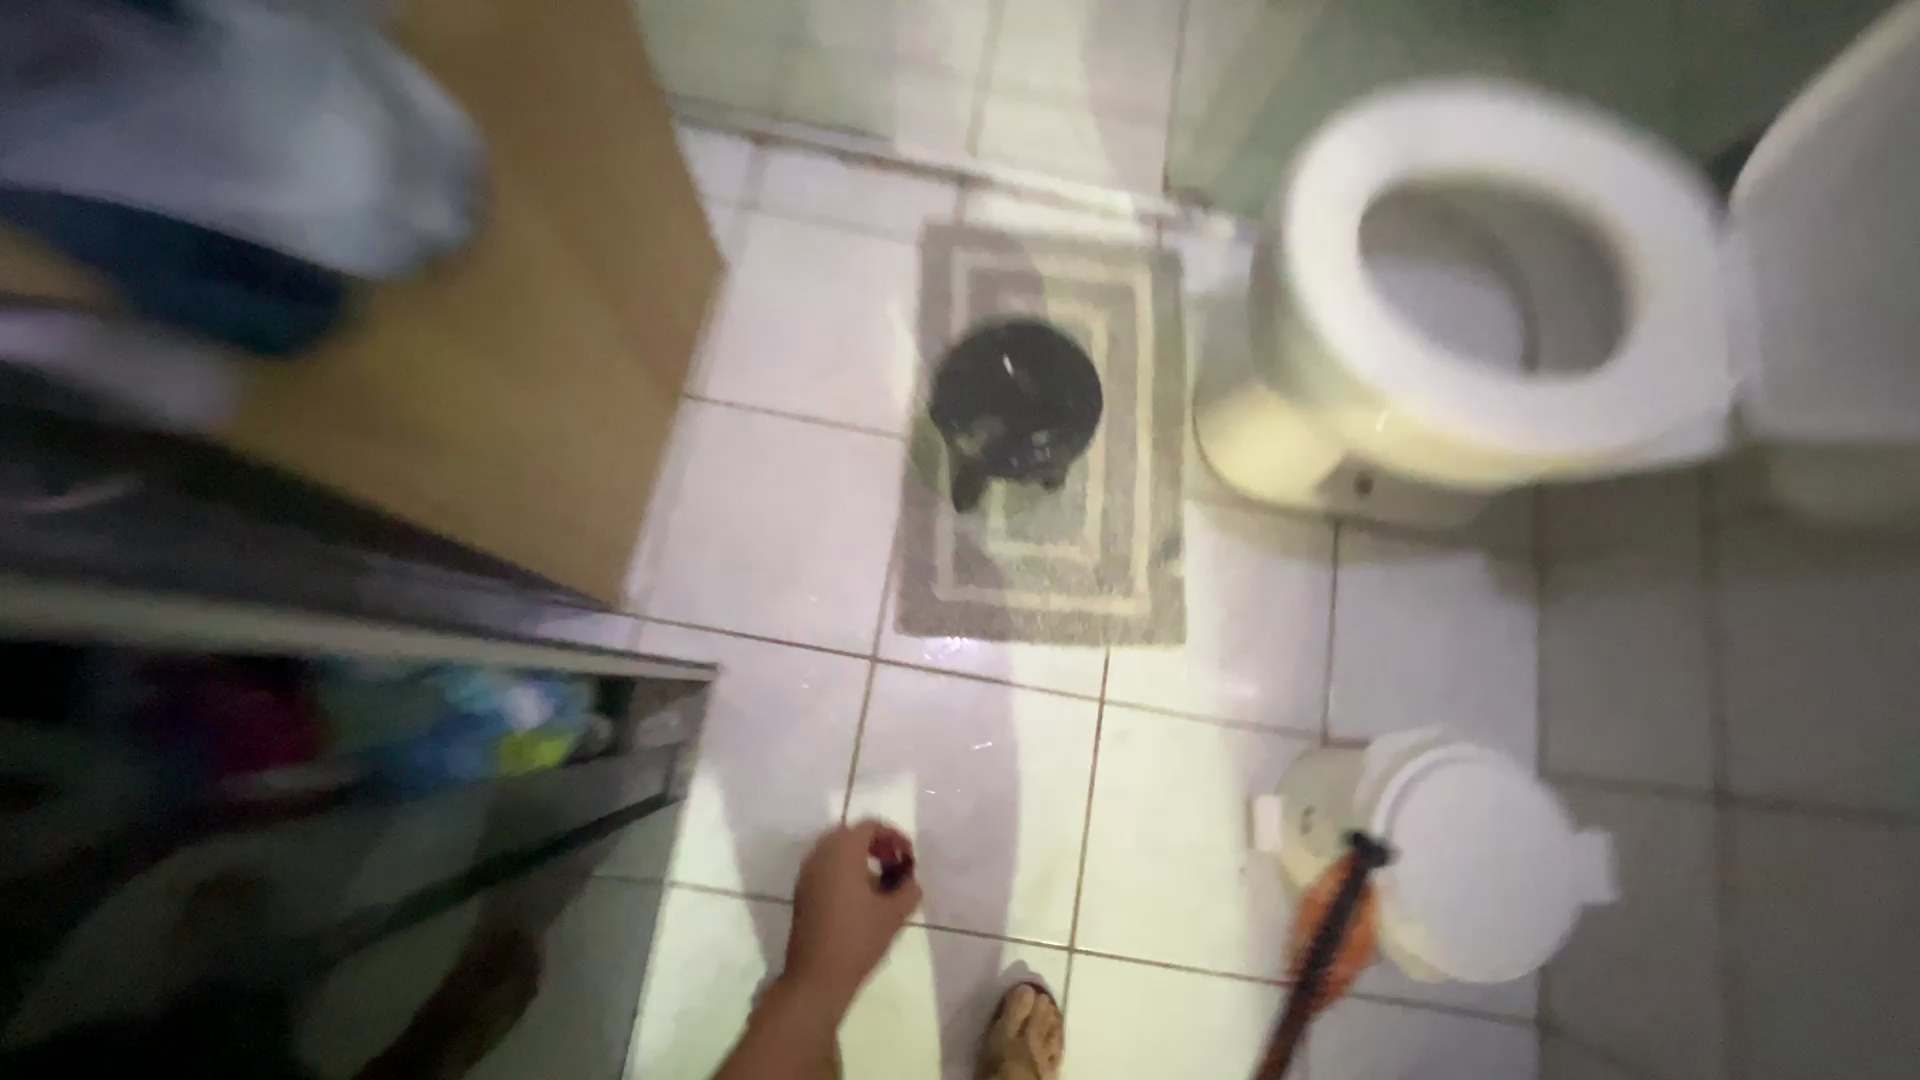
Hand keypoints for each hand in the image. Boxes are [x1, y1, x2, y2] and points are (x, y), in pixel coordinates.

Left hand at [783, 820, 921, 1007]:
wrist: (815, 978)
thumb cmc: (857, 939)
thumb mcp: (894, 913)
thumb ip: (909, 889)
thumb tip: (910, 881)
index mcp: (843, 851)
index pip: (870, 826)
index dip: (894, 836)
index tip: (909, 857)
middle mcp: (821, 854)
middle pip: (852, 834)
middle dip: (877, 845)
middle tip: (896, 865)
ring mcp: (807, 873)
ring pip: (837, 851)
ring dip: (860, 858)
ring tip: (881, 883)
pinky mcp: (801, 892)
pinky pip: (826, 867)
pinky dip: (845, 871)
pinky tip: (861, 898)